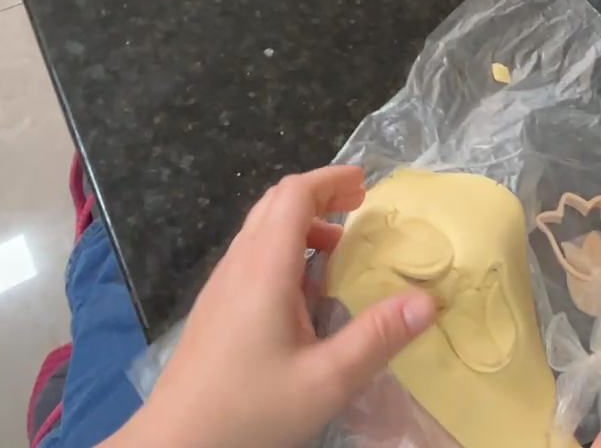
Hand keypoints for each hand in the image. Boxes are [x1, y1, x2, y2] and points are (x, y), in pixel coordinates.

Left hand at [107, 165, 438, 447]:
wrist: (173, 447)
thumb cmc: (249, 412)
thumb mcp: (325, 382)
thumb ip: (377, 338)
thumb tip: (428, 301)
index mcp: (265, 266)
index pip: (295, 193)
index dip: (331, 179)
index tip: (366, 186)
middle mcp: (240, 262)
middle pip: (278, 201)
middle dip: (321, 193)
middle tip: (359, 206)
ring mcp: (223, 283)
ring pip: (263, 226)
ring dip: (303, 221)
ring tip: (339, 247)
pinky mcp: (217, 305)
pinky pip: (254, 252)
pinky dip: (286, 246)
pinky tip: (306, 290)